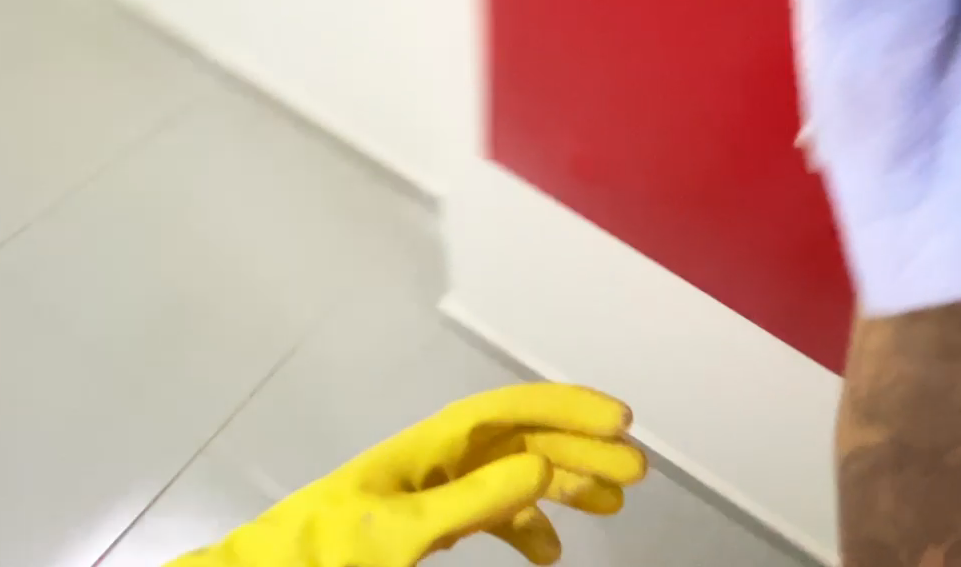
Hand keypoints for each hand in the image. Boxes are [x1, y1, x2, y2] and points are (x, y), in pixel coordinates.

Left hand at [170, 383, 647, 566]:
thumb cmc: (323, 554)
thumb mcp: (397, 534)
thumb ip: (470, 501)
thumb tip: (541, 466)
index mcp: (438, 443)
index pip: (517, 410)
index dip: (571, 409)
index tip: (621, 422)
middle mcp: (446, 456)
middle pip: (527, 438)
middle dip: (582, 450)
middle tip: (636, 472)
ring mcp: (439, 489)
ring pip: (518, 473)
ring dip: (566, 484)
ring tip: (614, 503)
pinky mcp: (430, 524)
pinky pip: (495, 514)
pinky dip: (527, 527)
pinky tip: (552, 551)